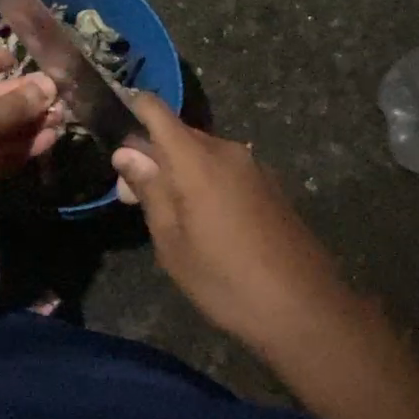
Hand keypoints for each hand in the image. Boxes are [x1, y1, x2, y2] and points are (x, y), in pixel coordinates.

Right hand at [111, 92, 344, 340]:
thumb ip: (149, 190)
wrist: (309, 311)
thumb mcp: (172, 242)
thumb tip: (126, 153)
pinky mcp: (271, 186)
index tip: (110, 125)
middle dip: (151, 154)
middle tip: (131, 195)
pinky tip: (204, 221)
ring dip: (179, 170)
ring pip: (202, 153)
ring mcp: (253, 167)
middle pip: (178, 133)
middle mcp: (226, 151)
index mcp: (196, 159)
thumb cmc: (227, 280)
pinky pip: (225, 169)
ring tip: (167, 213)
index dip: (130, 107)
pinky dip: (205, 181)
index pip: (155, 109)